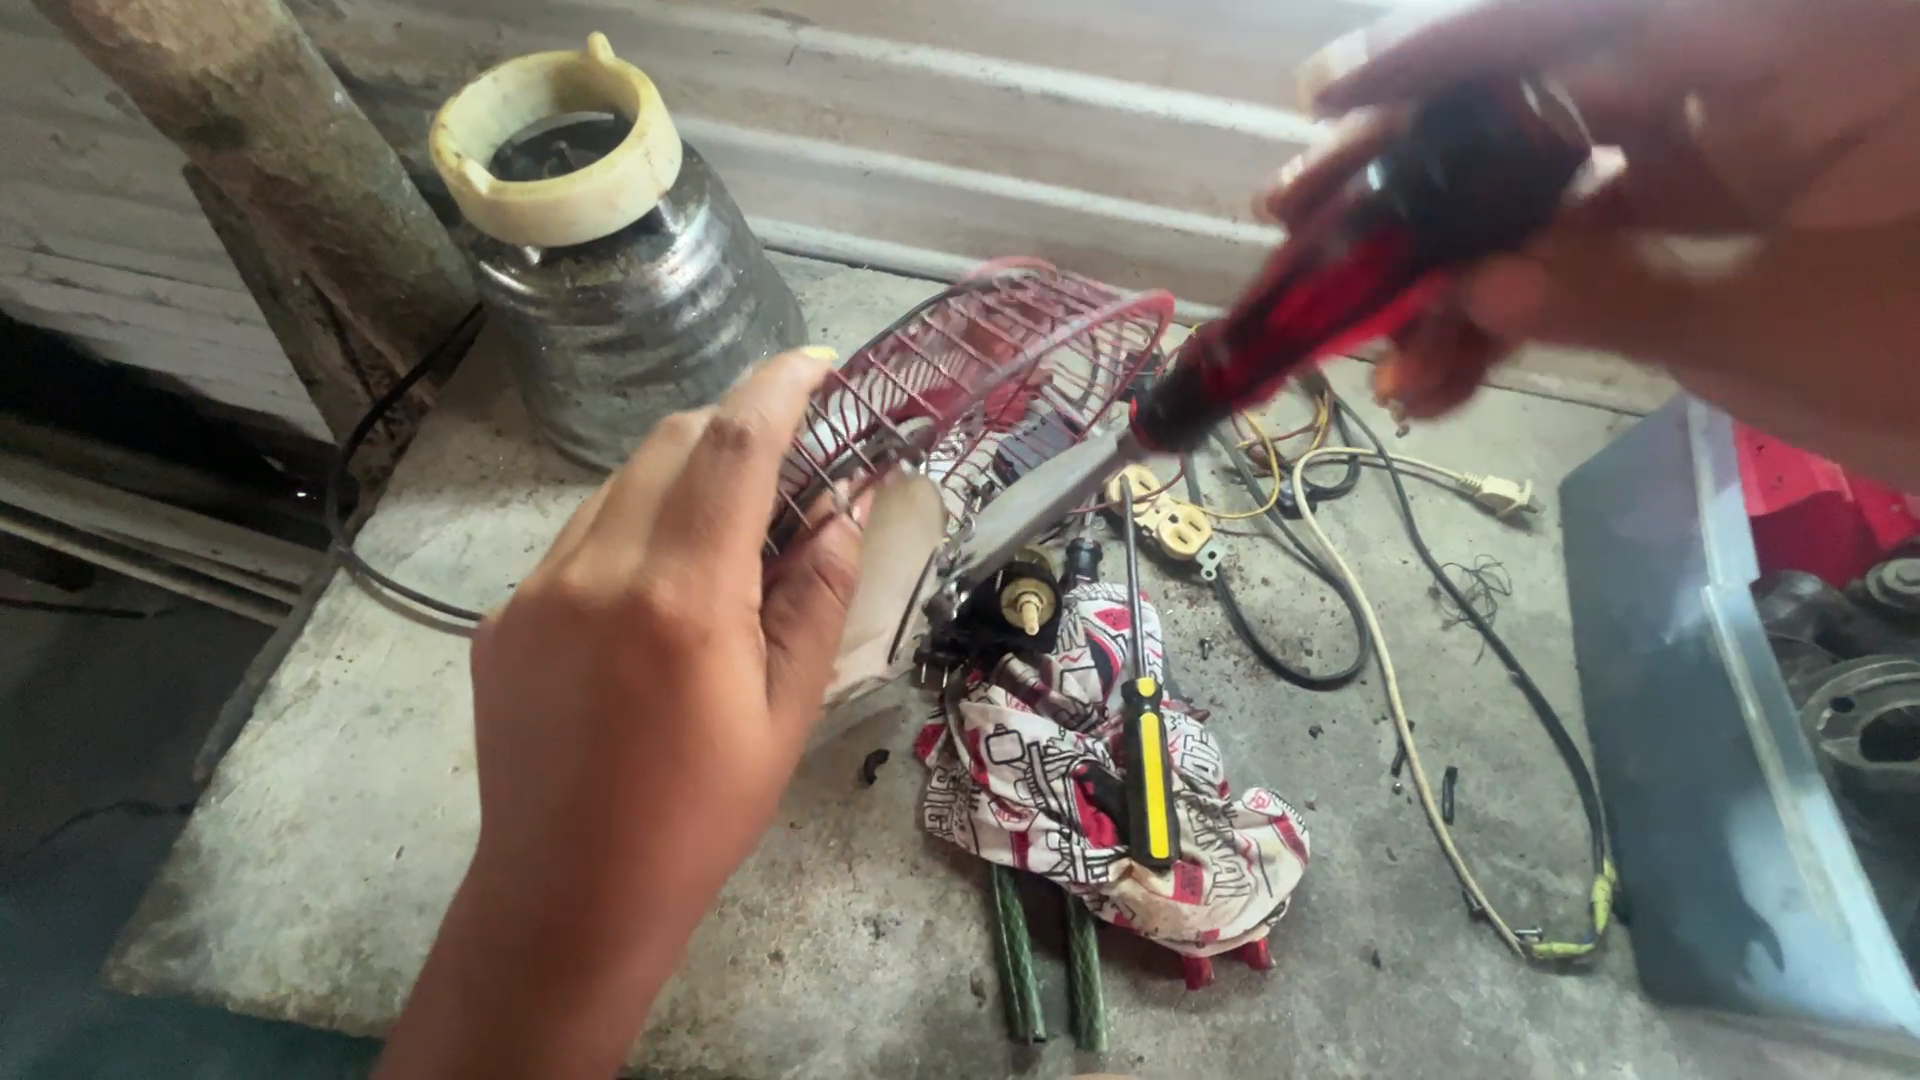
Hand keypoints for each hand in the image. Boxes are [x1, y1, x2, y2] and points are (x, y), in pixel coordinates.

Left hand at [378, 346, 867, 1079]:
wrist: (567, 895)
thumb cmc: (702, 812)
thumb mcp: (788, 708)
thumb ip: (817, 594)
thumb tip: (843, 507)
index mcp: (681, 599)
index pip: (734, 447)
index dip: (780, 388)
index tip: (818, 365)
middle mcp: (596, 570)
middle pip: (672, 441)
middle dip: (737, 425)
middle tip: (790, 464)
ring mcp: (536, 588)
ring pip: (625, 480)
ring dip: (689, 476)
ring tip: (732, 532)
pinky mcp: (505, 613)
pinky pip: (585, 529)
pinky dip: (641, 521)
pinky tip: (665, 583)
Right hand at [1267, 0, 1919, 488]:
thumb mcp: (1790, 323)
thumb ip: (1619, 295)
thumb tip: (1477, 291)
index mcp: (1793, 46)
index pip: (1576, 25)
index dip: (1439, 55)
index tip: (1324, 97)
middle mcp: (1738, 83)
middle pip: (1527, 111)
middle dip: (1404, 179)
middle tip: (1295, 219)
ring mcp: (1707, 160)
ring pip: (1528, 200)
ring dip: (1439, 282)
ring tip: (1369, 356)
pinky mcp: (1688, 227)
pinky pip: (1563, 260)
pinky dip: (1498, 322)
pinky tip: (1441, 384)